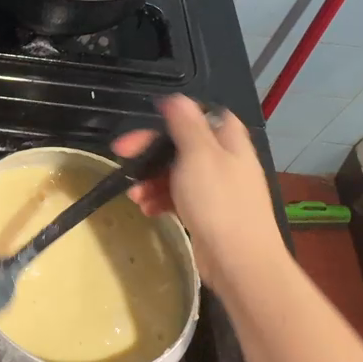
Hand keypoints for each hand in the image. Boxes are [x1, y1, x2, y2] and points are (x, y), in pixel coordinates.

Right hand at [114, 94, 284, 288]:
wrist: (239, 262)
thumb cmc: (219, 204)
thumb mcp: (199, 156)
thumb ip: (187, 125)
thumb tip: (176, 98)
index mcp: (228, 143)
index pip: (203, 116)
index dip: (175, 117)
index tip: (148, 125)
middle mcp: (225, 162)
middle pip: (182, 145)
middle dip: (151, 152)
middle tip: (123, 156)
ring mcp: (217, 190)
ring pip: (176, 173)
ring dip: (151, 179)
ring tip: (134, 195)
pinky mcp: (207, 213)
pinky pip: (177, 197)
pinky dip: (160, 199)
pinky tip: (147, 210)